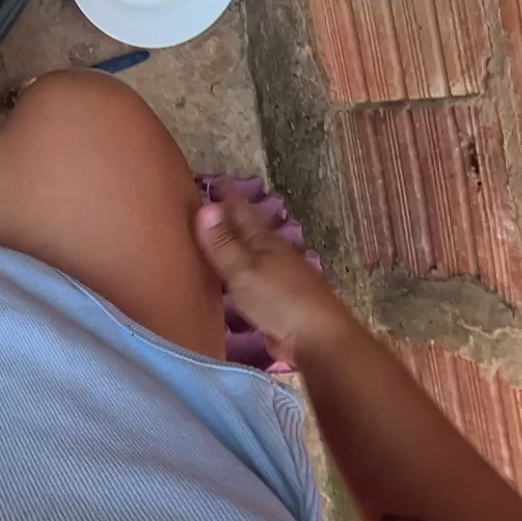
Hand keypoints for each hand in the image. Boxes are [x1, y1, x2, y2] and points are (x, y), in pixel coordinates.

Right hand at [195, 195, 362, 366]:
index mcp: (264, 241)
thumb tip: (204, 206)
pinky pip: (246, 278)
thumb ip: (222, 243)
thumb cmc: (279, 300)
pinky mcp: (273, 301)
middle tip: (207, 206)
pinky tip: (225, 279)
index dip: (228, 195)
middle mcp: (271, 254)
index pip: (241, 210)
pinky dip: (233, 272)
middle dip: (229, 217)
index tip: (214, 179)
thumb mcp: (243, 270)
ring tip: (211, 239)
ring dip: (231, 245)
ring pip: (247, 254)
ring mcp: (275, 277)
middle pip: (246, 230)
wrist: (317, 340)